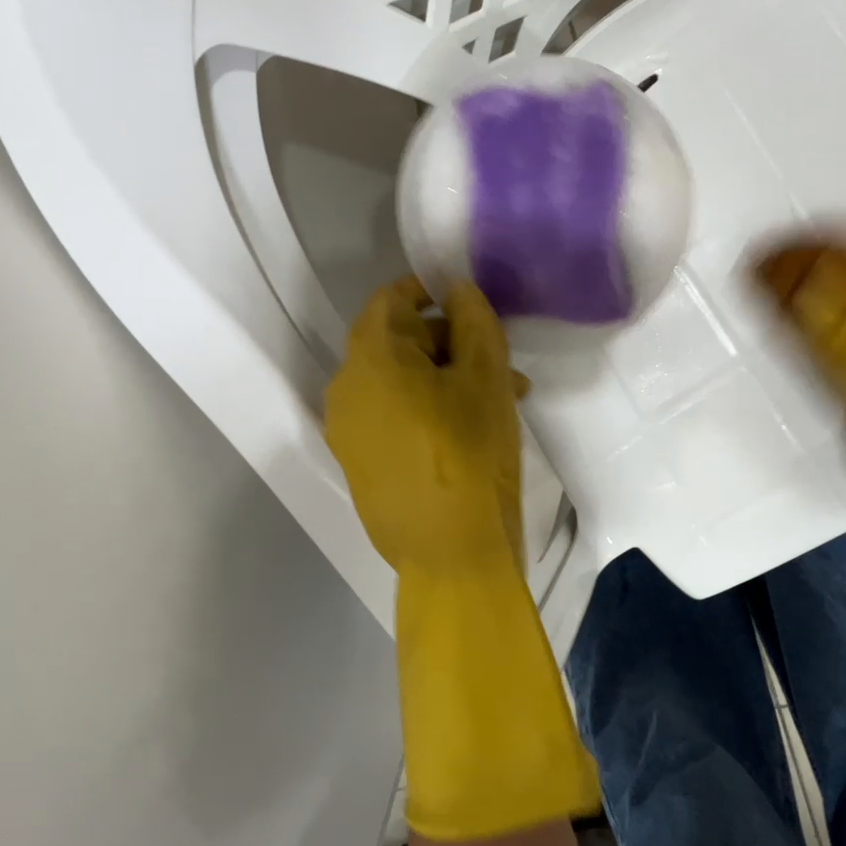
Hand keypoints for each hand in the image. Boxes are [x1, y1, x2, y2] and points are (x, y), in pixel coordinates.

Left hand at [325, 275, 525, 577]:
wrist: (453, 555)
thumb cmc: (472, 454)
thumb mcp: (485, 378)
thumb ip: (473, 320)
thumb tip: (457, 291)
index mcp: (369, 361)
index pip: (390, 300)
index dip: (428, 290)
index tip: (468, 300)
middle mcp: (345, 391)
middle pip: (394, 343)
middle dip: (448, 343)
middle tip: (500, 361)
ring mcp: (348, 433)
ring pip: (398, 384)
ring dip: (443, 379)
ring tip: (498, 399)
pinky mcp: (360, 465)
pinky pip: (391, 418)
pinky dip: (425, 410)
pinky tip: (470, 431)